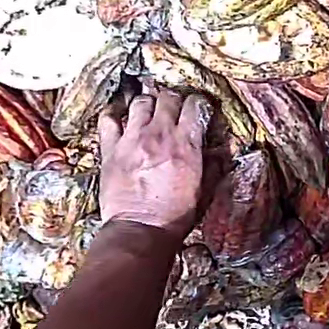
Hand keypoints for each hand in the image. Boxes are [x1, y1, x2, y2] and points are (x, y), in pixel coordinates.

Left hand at [97, 87, 210, 237]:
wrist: (141, 230)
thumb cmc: (175, 216)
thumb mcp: (204, 191)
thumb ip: (212, 167)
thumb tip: (220, 153)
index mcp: (186, 144)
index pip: (195, 106)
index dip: (198, 104)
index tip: (197, 110)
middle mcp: (160, 135)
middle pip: (167, 98)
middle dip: (173, 100)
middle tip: (173, 109)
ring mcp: (132, 139)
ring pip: (140, 102)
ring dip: (147, 104)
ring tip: (149, 112)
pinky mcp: (111, 148)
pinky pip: (108, 119)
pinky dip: (114, 113)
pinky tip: (120, 117)